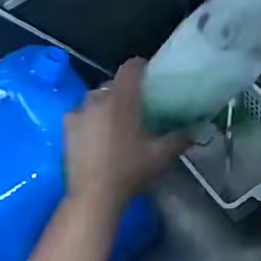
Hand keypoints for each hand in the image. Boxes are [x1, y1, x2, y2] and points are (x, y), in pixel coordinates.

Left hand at [63, 59, 191, 211]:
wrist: (94, 194)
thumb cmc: (130, 170)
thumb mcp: (161, 156)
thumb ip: (179, 139)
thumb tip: (194, 132)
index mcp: (122, 99)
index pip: (130, 67)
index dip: (141, 66)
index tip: (149, 75)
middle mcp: (98, 98)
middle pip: (113, 84)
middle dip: (125, 91)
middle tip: (136, 107)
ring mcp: (79, 112)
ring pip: (95, 98)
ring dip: (106, 104)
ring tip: (115, 122)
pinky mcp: (67, 127)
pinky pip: (81, 114)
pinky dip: (89, 118)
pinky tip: (95, 134)